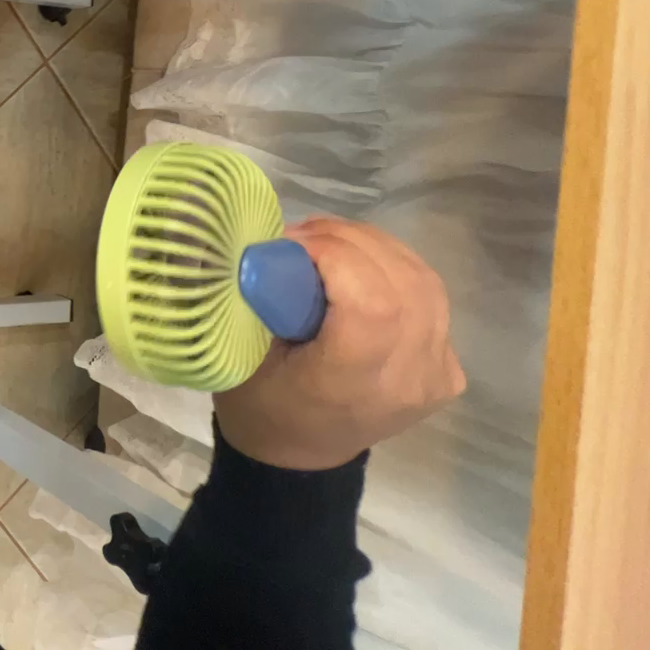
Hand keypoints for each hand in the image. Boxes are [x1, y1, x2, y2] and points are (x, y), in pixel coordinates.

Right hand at [214, 217, 466, 470]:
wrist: (297, 454)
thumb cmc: (256, 403)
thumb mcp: (239, 354)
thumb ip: (261, 302)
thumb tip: (270, 248)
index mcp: (352, 381)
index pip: (373, 303)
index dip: (335, 256)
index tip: (288, 242)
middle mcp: (409, 377)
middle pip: (405, 284)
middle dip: (350, 241)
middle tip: (300, 233)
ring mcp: (437, 373)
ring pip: (425, 282)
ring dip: (373, 247)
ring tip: (324, 241)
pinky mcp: (447, 366)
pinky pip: (429, 298)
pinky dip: (390, 267)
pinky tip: (353, 267)